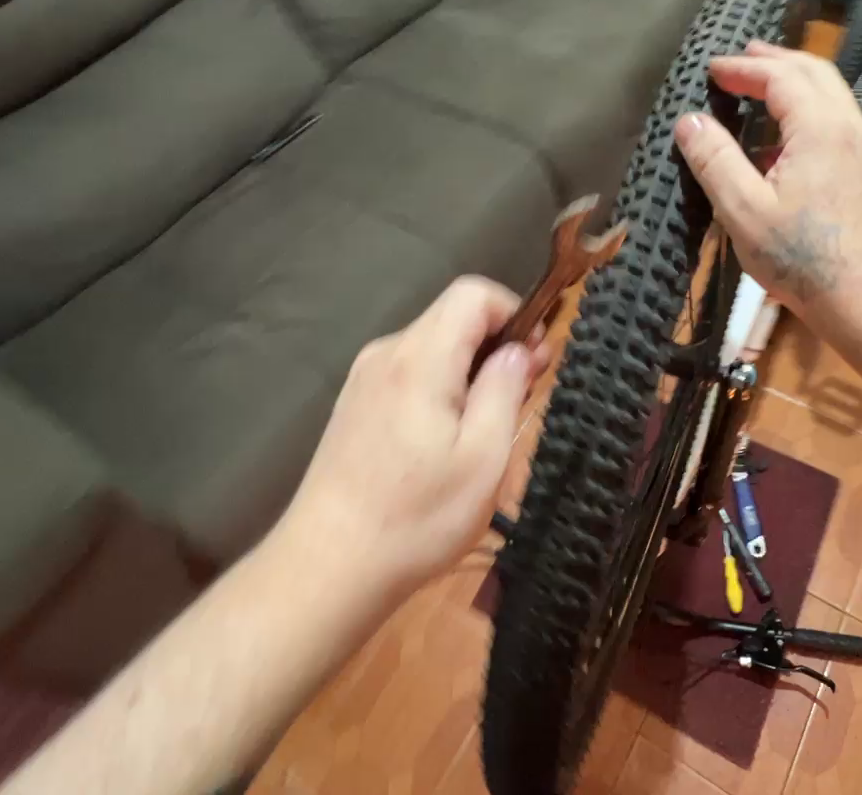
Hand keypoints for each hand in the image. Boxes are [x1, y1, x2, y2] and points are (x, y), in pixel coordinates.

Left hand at [285, 276, 543, 596]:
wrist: (327, 569)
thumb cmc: (417, 517)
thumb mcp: (483, 458)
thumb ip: (505, 389)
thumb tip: (518, 348)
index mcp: (419, 359)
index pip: (473, 294)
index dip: (514, 313)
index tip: (534, 361)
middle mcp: (386, 354)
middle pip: (453, 318)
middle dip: (496, 346)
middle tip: (522, 399)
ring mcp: (364, 379)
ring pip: (433, 347)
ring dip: (471, 371)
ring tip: (487, 428)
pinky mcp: (355, 405)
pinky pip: (411, 373)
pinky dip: (441, 387)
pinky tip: (447, 440)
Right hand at [674, 42, 861, 333]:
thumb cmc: (801, 257)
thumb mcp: (743, 210)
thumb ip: (715, 160)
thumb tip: (689, 120)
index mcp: (820, 128)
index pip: (780, 76)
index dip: (743, 67)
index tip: (711, 68)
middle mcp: (848, 127)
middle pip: (814, 72)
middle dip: (774, 60)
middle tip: (740, 58)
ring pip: (829, 94)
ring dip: (792, 81)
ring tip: (759, 84)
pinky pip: (834, 119)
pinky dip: (805, 107)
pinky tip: (780, 137)